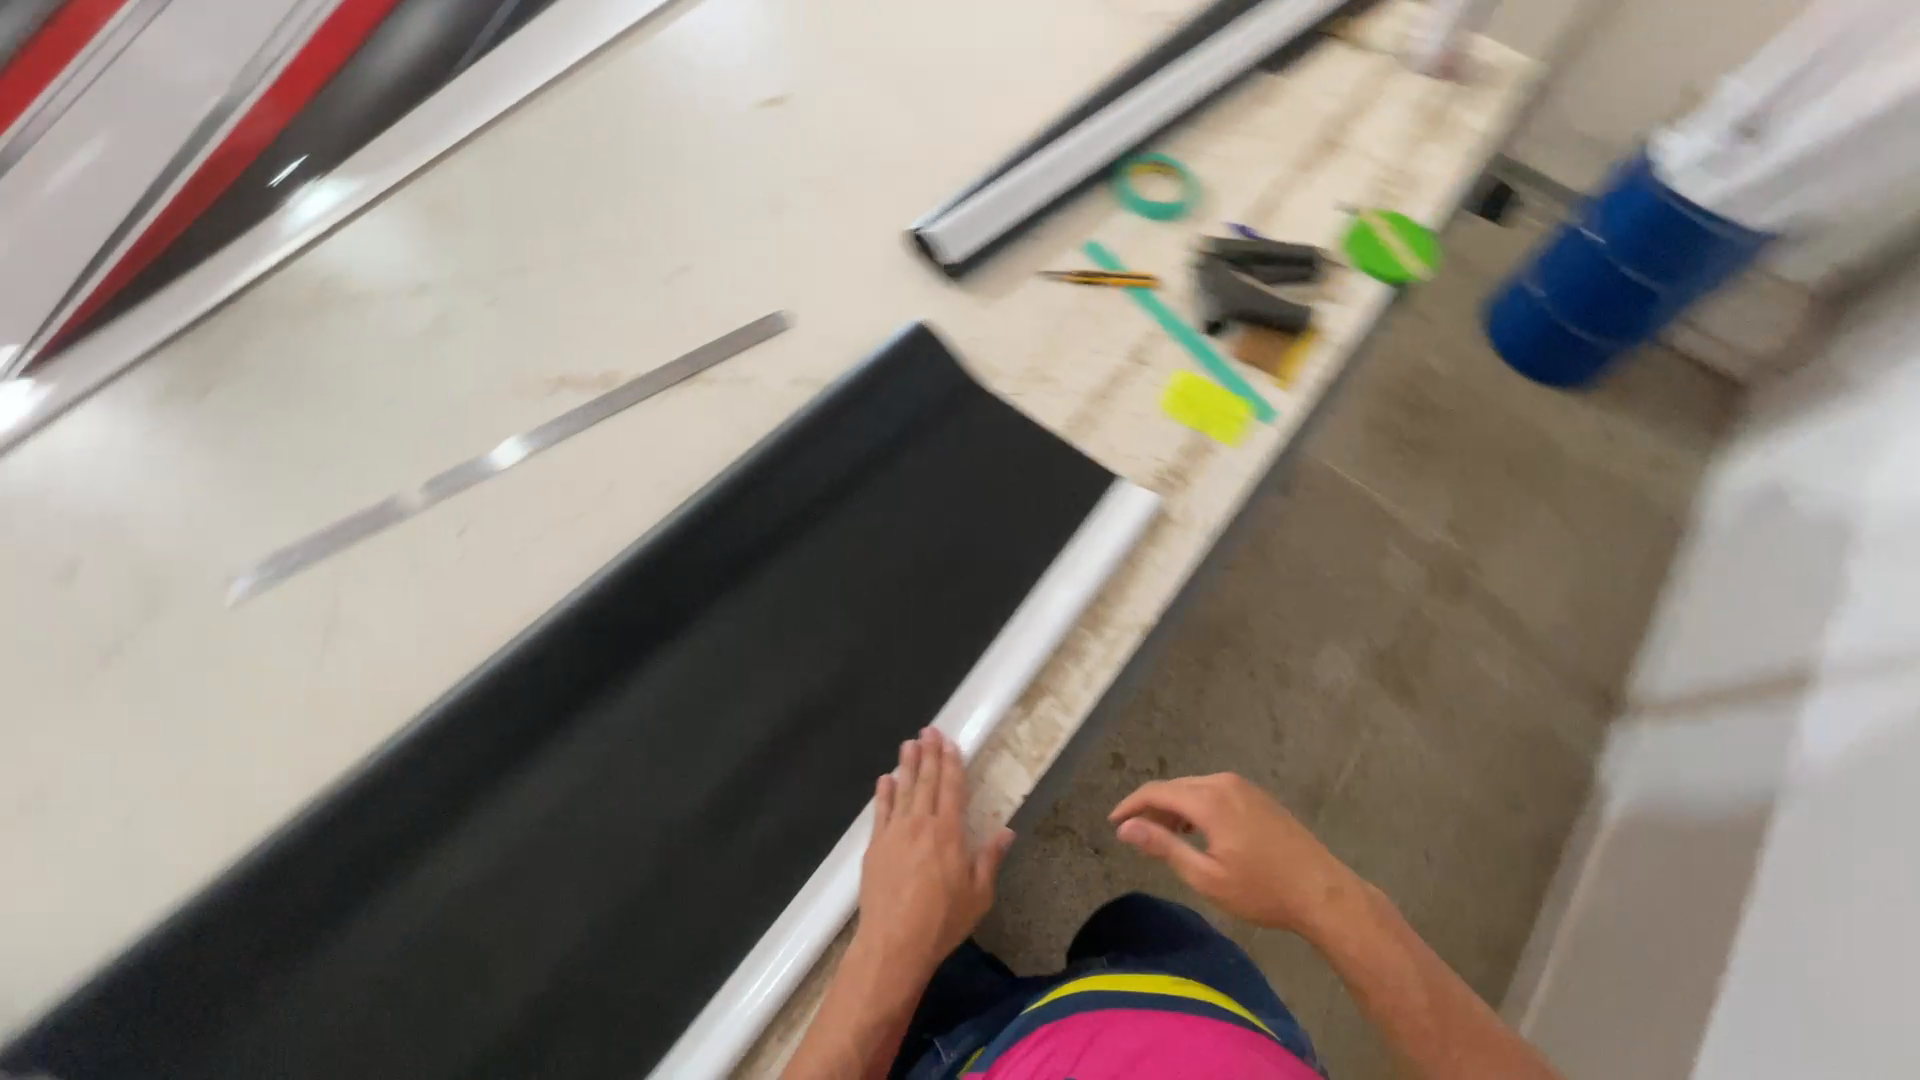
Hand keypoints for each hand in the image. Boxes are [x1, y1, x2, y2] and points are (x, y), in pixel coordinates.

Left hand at [856, 728, 1014, 976]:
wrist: (894, 943)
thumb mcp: (979, 894)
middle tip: (928, 730)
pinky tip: (886, 779)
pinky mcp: (875, 846)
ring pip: (903, 790)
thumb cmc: (942, 920)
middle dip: (929, 754)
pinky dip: (884, 793)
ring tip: (909, 744)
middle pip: (926, 782)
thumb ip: (990, 858)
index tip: (949, 742)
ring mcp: (894, 833)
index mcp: (949, 833)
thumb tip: (1007, 831)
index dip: (951, 763)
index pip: (951, 788)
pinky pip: (880, 812)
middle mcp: (921, 824)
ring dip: (907, 765)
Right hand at [1110, 773, 1364, 936]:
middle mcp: (1224, 783)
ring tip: (1163, 836)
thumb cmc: (1262, 891)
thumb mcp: (1206, 877)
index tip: (1113, 823)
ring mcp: (1244, 787)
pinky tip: (1196, 830)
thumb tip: (1125, 827)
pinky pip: (1213, 791)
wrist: (1323, 892)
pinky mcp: (1257, 795)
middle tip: (1135, 834)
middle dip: (1151, 807)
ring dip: (1173, 806)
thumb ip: (1163, 847)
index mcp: (1209, 800)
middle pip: (1174, 787)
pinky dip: (1195, 805)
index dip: (1130, 806)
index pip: (1156, 792)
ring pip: (1194, 787)